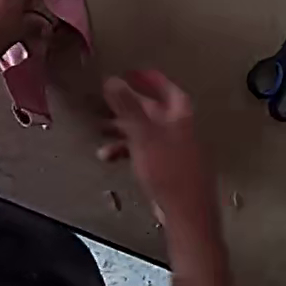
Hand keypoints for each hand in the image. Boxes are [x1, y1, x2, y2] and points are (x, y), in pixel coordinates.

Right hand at [99, 69, 220, 239]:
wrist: (185, 213)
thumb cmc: (169, 171)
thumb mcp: (143, 135)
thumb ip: (127, 107)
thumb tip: (112, 80)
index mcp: (179, 114)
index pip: (165, 86)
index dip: (148, 78)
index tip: (131, 72)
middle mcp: (179, 127)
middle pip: (151, 108)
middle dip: (127, 105)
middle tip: (105, 101)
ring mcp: (173, 148)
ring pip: (144, 130)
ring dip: (122, 129)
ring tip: (100, 129)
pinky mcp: (166, 167)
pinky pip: (143, 150)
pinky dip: (127, 150)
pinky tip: (109, 157)